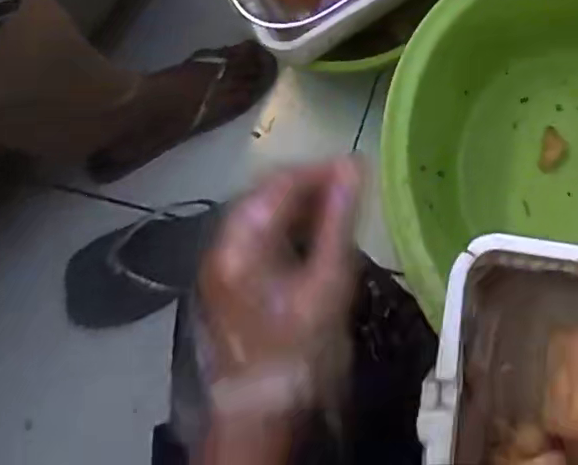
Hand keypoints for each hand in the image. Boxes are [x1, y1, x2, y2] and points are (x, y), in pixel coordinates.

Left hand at [198, 157, 362, 419]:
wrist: (261, 411)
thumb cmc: (298, 346)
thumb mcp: (327, 281)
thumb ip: (339, 219)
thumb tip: (354, 166)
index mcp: (242, 242)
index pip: (281, 182)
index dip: (320, 169)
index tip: (356, 168)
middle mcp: (224, 243)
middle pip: (267, 191)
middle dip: (309, 183)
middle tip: (348, 187)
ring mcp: (222, 259)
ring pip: (263, 207)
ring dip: (299, 201)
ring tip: (336, 207)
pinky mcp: (229, 272)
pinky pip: (258, 228)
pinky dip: (287, 222)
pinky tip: (313, 232)